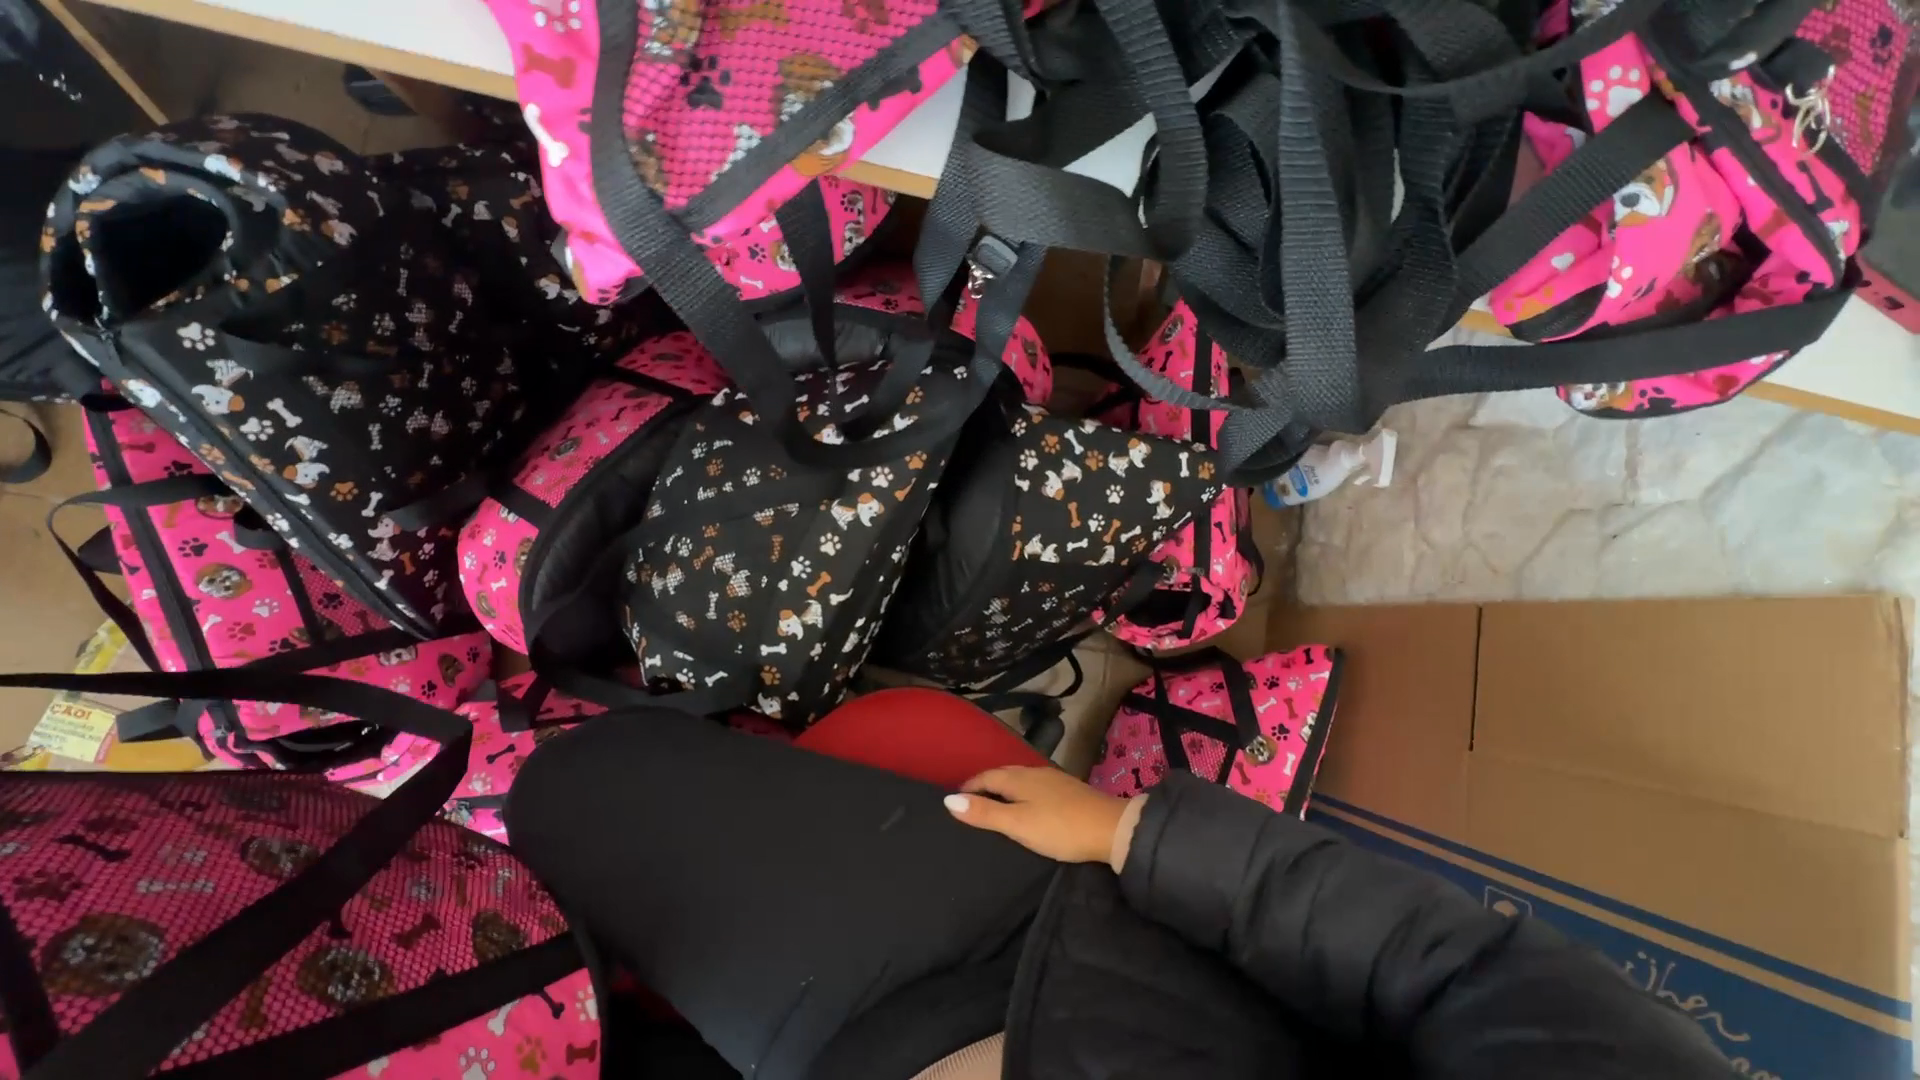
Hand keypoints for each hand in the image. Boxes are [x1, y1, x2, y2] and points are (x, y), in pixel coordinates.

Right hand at [944, 766, 1127, 864]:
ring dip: (1003, 789)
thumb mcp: (1017, 823)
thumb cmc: (1059, 827)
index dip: (968, 787)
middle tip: (970, 805)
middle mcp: (1034, 772)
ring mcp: (1053, 779)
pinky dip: (1021, 794)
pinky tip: (1026, 807)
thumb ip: (984, 812)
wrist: (1111, 828)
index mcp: (1018, 777)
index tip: (955, 802)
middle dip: (984, 786)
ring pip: (1019, 780)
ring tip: (993, 806)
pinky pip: (1034, 787)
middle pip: (1002, 774)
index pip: (985, 776)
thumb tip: (948, 800)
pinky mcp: (1067, 790)